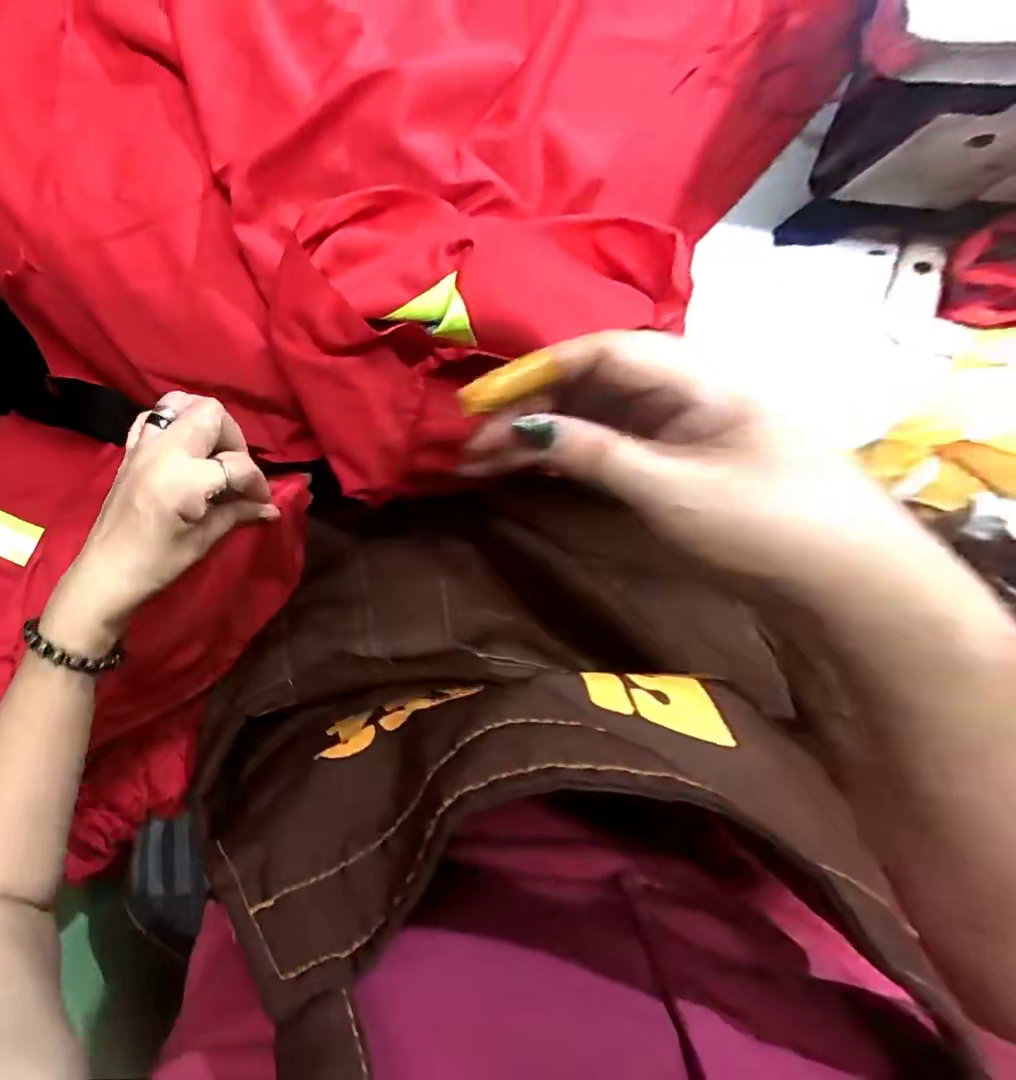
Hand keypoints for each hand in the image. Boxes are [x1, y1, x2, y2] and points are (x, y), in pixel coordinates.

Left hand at [41, 392, 280, 653]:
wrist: (104, 573)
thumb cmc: (154, 565)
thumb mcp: (200, 541)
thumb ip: (235, 514)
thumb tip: (269, 507)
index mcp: (183, 476)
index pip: (236, 464)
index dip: (257, 483)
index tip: (261, 501)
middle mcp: (162, 450)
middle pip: (210, 413)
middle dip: (232, 438)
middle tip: (235, 471)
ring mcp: (142, 447)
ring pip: (179, 403)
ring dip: (203, 421)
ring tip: (211, 454)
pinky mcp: (128, 453)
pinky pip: (152, 419)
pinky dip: (172, 423)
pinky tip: (181, 450)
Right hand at [461, 331, 923, 592]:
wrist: (839, 584)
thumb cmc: (766, 524)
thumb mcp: (670, 488)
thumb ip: (591, 452)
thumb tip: (518, 429)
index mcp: (699, 382)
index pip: (604, 353)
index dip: (536, 370)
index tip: (481, 402)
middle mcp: (678, 394)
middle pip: (582, 384)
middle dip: (521, 410)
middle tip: (470, 447)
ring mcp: (665, 426)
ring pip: (578, 414)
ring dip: (525, 435)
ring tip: (473, 464)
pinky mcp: (654, 457)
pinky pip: (588, 442)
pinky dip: (546, 455)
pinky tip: (507, 469)